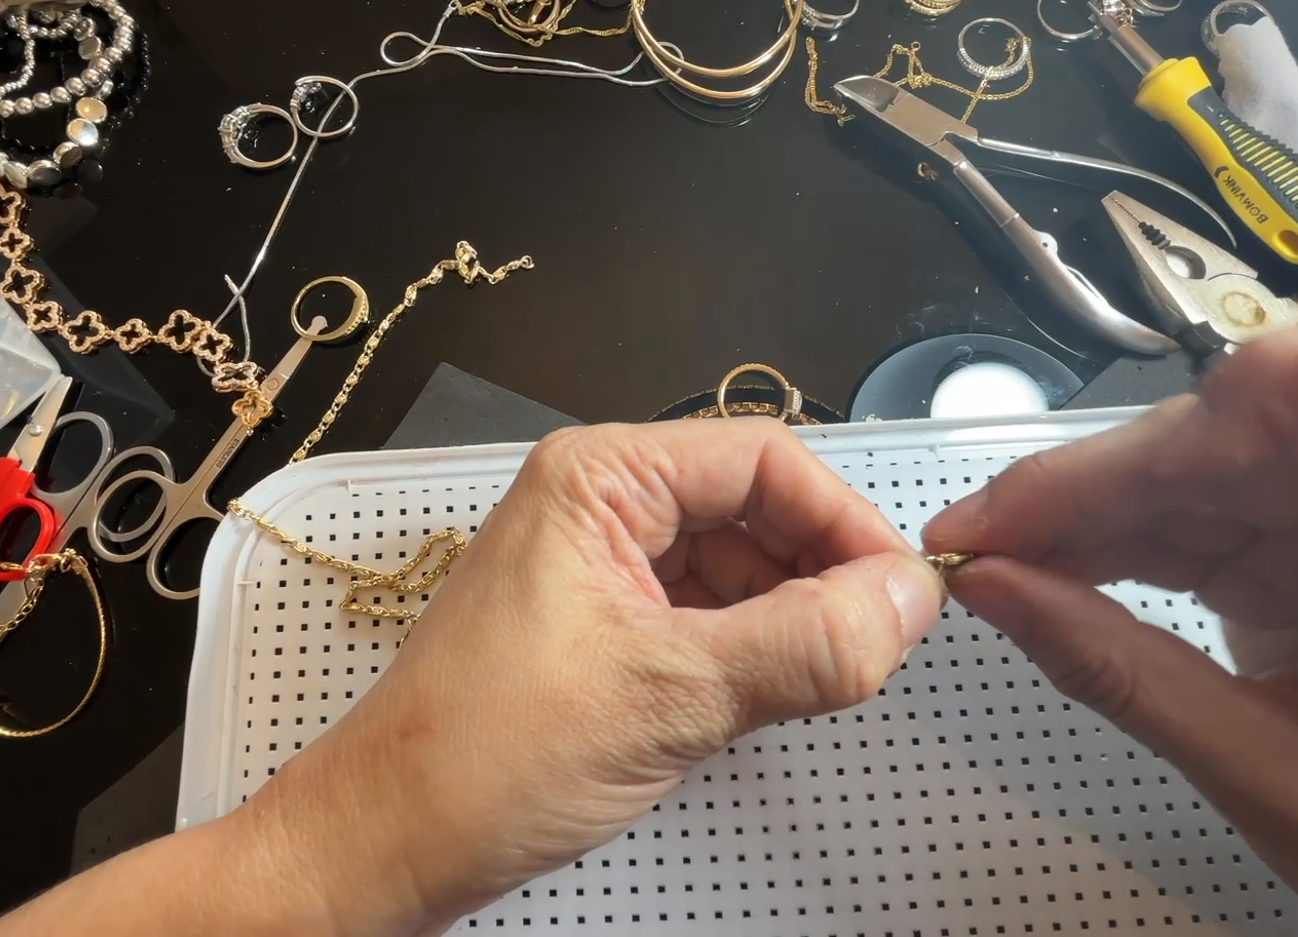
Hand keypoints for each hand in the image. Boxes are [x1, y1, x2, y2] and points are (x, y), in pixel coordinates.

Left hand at [244, 419, 944, 934]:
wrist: (390, 837)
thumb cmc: (484, 754)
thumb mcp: (665, 697)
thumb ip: (802, 644)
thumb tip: (906, 599)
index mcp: (601, 477)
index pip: (759, 460)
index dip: (840, 519)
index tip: (901, 591)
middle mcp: (601, 500)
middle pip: (749, 504)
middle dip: (819, 569)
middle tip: (873, 643)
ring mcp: (602, 557)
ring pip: (734, 558)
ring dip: (788, 611)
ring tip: (820, 675)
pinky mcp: (605, 612)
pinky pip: (705, 604)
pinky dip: (751, 640)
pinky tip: (769, 684)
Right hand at [923, 291, 1297, 936]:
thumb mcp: (1296, 793)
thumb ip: (1126, 678)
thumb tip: (986, 586)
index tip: (1173, 455)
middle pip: (1250, 428)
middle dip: (1101, 475)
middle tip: (982, 532)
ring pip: (1192, 462)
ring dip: (1076, 504)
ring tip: (985, 550)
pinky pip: (1179, 509)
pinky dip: (1096, 533)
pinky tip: (1032, 561)